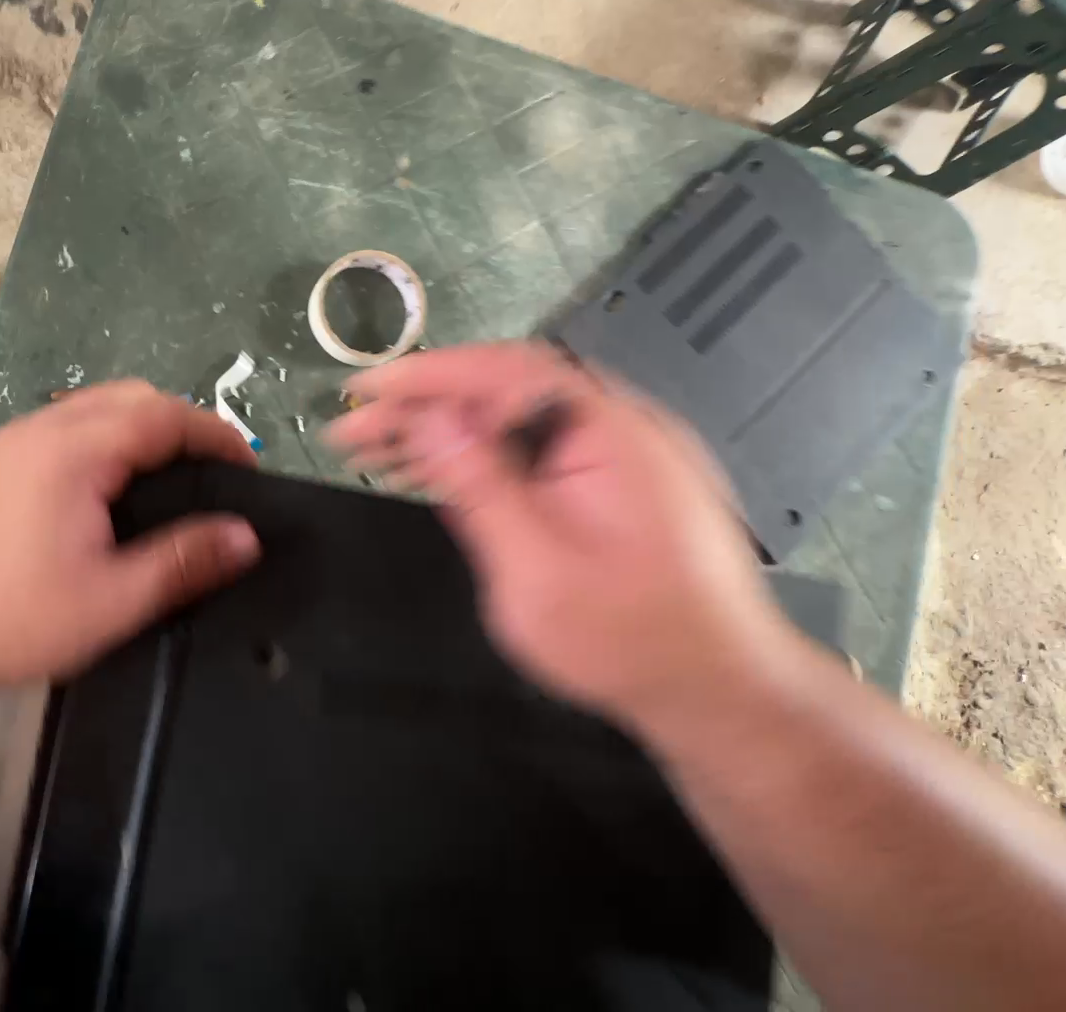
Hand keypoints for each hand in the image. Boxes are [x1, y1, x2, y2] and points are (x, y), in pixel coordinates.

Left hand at [0, 380, 261, 706]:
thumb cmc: (7, 617)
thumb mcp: (110, 600)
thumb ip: (183, 562)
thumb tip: (246, 536)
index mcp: (74, 449)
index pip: (164, 415)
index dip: (216, 434)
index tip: (250, 468)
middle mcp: (38, 431)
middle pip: (127, 398)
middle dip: (180, 425)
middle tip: (213, 471)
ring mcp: (4, 446)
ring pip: (89, 411)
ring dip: (138, 430)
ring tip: (167, 479)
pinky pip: (59, 433)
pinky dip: (101, 443)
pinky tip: (102, 493)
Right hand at [326, 341, 797, 721]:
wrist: (713, 691)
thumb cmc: (629, 641)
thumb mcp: (538, 568)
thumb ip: (481, 485)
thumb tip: (430, 419)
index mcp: (610, 435)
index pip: (505, 374)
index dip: (427, 375)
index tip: (366, 391)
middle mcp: (614, 430)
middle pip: (502, 392)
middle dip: (421, 405)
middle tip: (353, 429)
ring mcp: (609, 457)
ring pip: (507, 421)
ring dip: (437, 431)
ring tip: (370, 449)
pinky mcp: (597, 486)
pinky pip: (524, 453)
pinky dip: (470, 458)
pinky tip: (424, 472)